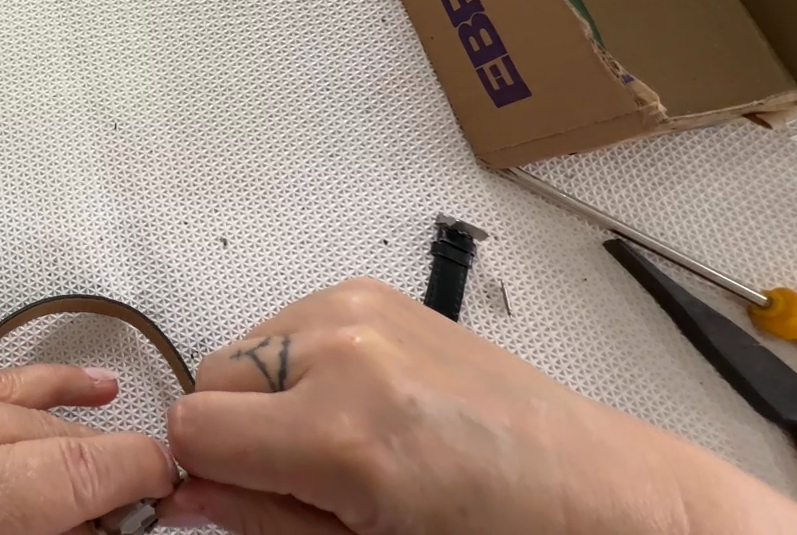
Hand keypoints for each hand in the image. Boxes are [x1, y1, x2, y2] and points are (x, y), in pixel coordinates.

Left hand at [0, 364, 175, 534]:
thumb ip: (57, 531)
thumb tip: (120, 513)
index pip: (74, 469)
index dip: (137, 473)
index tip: (172, 488)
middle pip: (55, 436)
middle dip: (106, 467)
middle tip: (141, 503)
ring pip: (30, 407)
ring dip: (74, 436)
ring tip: (125, 460)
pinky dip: (43, 387)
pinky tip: (94, 385)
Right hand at [162, 278, 796, 534]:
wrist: (618, 499)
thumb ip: (261, 521)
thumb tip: (178, 494)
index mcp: (343, 435)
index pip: (195, 428)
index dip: (204, 469)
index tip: (241, 494)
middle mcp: (336, 349)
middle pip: (211, 378)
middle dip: (236, 429)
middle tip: (305, 471)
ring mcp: (350, 305)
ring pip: (242, 348)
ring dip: (264, 393)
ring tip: (340, 431)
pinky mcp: (363, 286)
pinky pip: (283, 325)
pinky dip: (295, 363)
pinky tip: (359, 395)